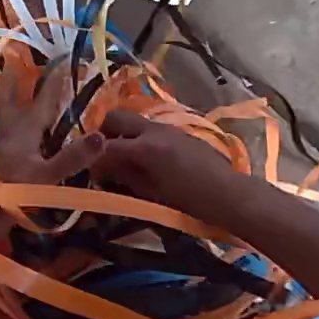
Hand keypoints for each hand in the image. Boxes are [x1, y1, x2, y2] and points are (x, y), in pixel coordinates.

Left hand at [0, 67, 105, 244]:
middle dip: (20, 81)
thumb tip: (102, 135)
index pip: (45, 100)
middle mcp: (12, 131)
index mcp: (26, 130)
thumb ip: (73, 157)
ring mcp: (3, 144)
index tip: (67, 62)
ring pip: (8, 113)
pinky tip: (15, 127)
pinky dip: (12, 120)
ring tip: (9, 82)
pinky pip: (8, 130)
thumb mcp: (47, 177)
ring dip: (11, 97)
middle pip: (16, 100)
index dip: (58, 82)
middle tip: (17, 62)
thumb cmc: (13, 192)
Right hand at [92, 109, 252, 226]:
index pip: (106, 146)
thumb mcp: (150, 193)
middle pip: (116, 118)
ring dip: (122, 134)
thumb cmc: (188, 200)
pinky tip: (144, 159)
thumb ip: (123, 177)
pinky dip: (138, 138)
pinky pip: (149, 128)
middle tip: (103, 156)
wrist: (228, 194)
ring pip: (133, 121)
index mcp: (144, 148)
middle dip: (104, 133)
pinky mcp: (177, 132)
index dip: (93, 159)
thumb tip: (102, 171)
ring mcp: (167, 128)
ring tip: (123, 159)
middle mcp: (153, 130)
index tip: (90, 172)